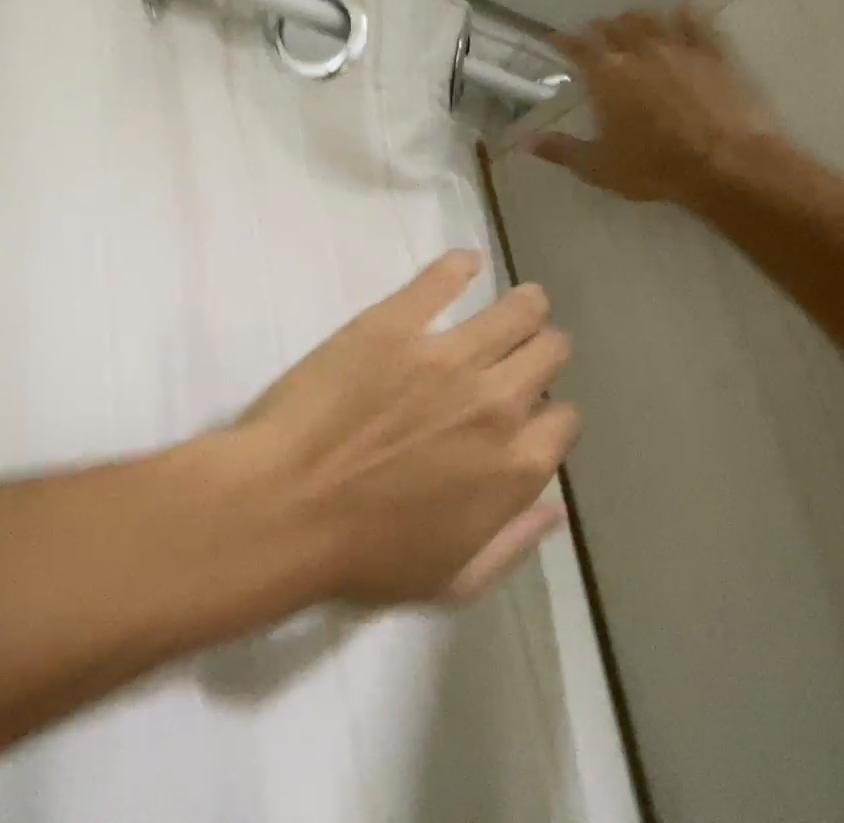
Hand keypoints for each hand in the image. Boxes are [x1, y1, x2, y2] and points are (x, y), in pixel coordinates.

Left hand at [238, 250, 577, 603]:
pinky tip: (465, 263)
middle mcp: (497, 402)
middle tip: (522, 354)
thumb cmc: (361, 556)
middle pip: (549, 355)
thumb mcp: (451, 581)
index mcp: (515, 467)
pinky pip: (442, 279)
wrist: (281, 508)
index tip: (527, 414)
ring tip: (519, 302)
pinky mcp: (395, 322)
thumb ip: (513, 543)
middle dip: (544, 354)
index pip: (562, 421)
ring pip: (516, 311)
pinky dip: (459, 267)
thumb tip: (555, 508)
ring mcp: (447, 355)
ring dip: (525, 306)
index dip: (548, 415)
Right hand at [529, 6, 777, 202]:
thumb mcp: (598, 167)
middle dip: (599, 28)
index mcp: (607, 76)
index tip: (553, 38)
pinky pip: (697, 22)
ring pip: (652, 18)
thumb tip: (525, 141)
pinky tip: (679, 16)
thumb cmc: (654, 168)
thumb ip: (561, 150)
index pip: (578, 47)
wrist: (726, 163)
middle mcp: (640, 52)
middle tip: (592, 34)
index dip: (563, 41)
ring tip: (630, 22)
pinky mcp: (716, 53)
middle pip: (615, 26)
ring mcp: (681, 48)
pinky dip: (683, 16)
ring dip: (636, 18)